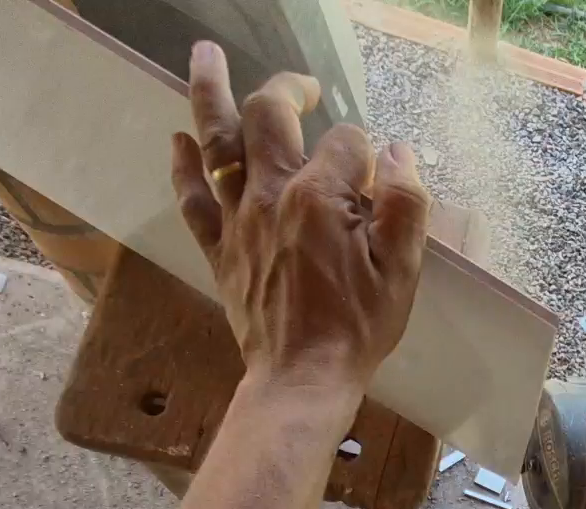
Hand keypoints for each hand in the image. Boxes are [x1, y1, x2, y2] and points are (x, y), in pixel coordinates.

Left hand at [169, 43, 429, 393]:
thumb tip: (396, 153)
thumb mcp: (402, 270)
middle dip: (288, 89)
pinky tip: (180, 140)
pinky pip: (193, 199)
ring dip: (210, 92)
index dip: (368, 153)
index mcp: (321, 197)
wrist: (303, 377)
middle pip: (268, 115)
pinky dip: (184, 166)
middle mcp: (272, 195)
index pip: (347, 144)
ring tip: (205, 55)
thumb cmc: (358, 328)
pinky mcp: (221, 250)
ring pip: (216, 141)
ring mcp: (239, 221)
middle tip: (306, 87)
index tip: (380, 179)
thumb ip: (404, 204)